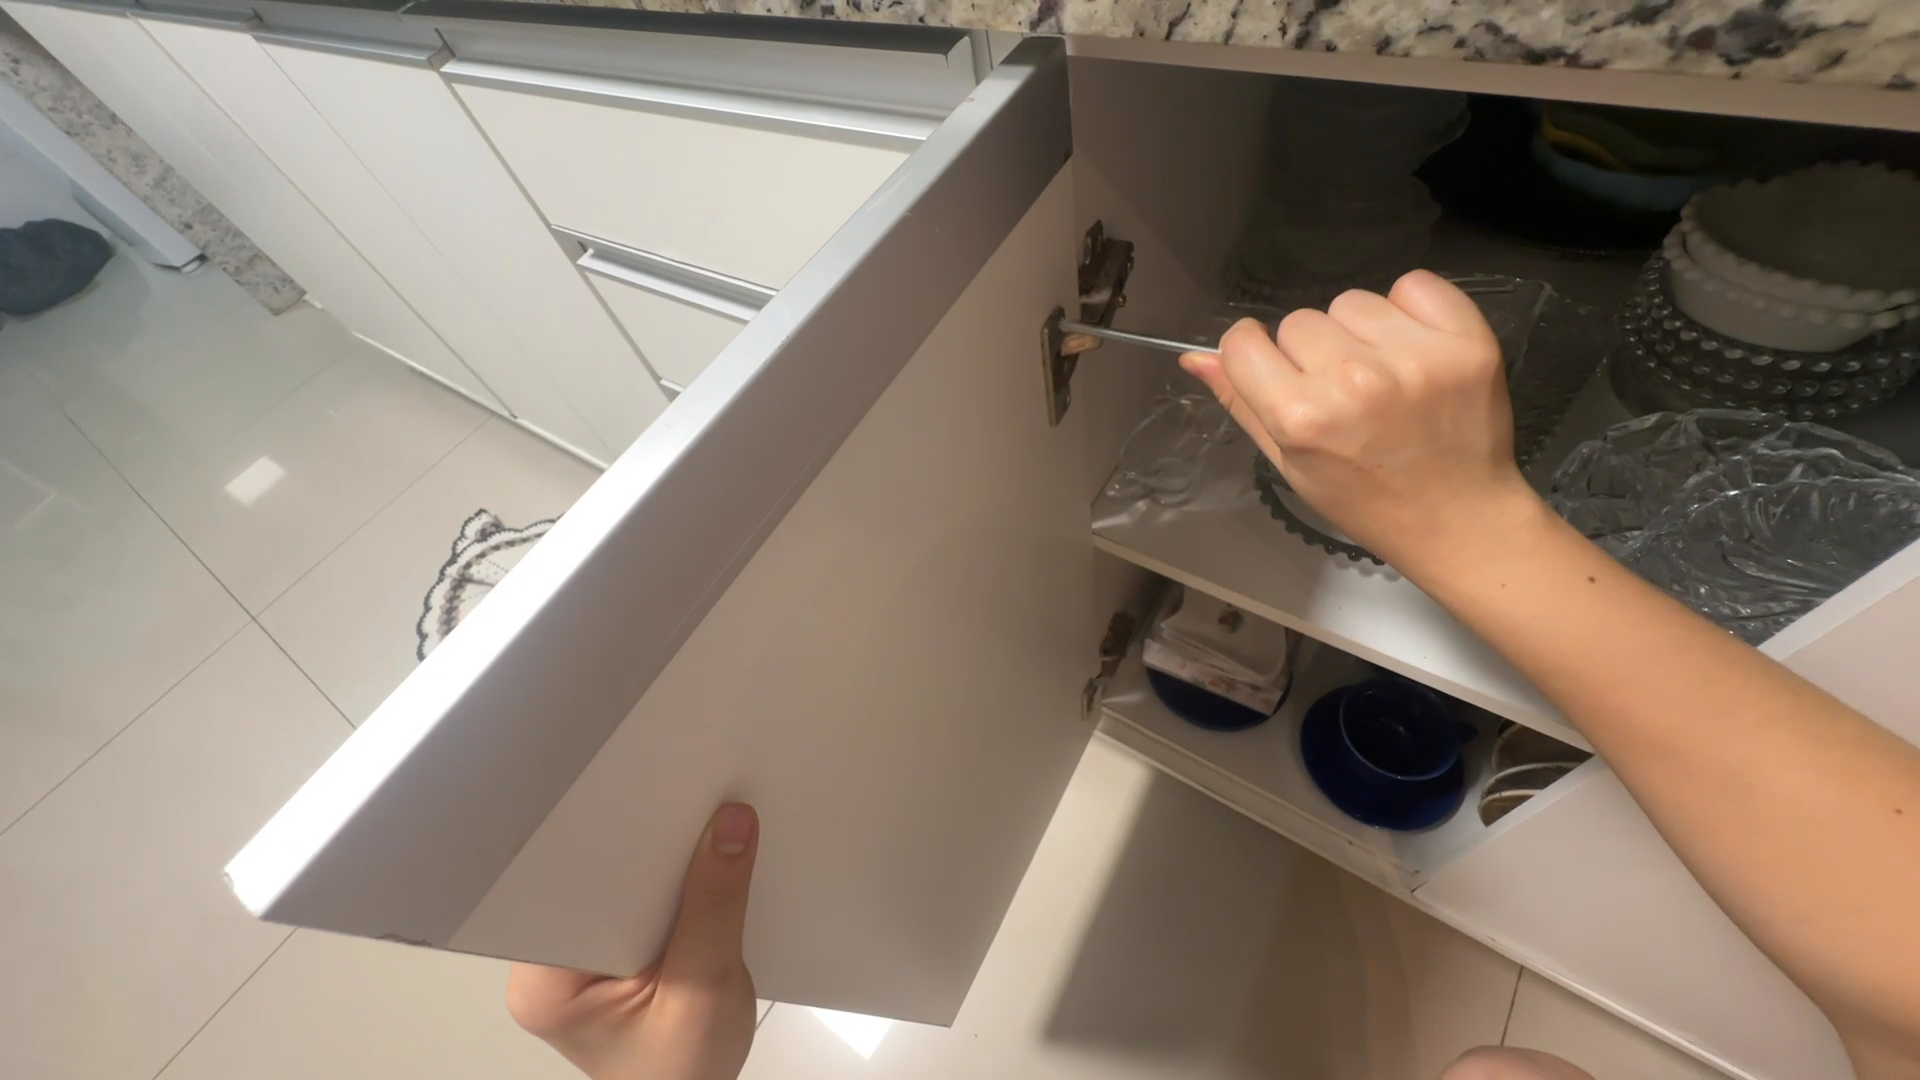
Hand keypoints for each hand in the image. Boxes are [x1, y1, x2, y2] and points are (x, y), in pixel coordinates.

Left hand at [507, 803, 759, 1079]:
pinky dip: (676, 877)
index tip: (672, 809)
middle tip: (702, 812)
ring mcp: (582, 950)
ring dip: (670, 861)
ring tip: (707, 838)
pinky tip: (702, 868)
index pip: (575, 883)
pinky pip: (641, 890)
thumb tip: (731, 825)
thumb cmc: (684, 1071)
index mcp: (547, 978)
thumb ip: (715, 906)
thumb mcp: (705, 990)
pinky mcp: (613, 943)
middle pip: (600, 874)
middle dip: (655, 846)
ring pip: (624, 878)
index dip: (622, 841)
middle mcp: (552, 959)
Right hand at [1181, 270, 1537, 570]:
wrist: (1455, 517)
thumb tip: (1194, 357)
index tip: (1274, 373)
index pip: (1243, 342)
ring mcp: (1414, 358)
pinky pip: (1415, 285)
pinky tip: (1413, 350)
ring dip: (1355, 330)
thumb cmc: (1361, 499)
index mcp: (1300, 417)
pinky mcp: (1466, 341)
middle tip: (1338, 392)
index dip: (1252, 355)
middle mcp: (1352, 380)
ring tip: (1378, 373)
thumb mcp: (1287, 462)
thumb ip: (1241, 403)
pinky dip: (1408, 309)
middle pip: (1297, 321)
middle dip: (1307, 351)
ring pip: (1351, 302)